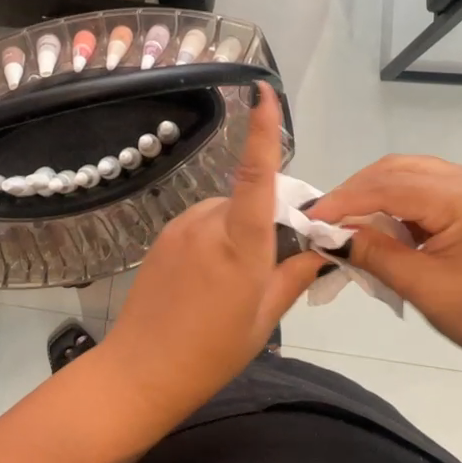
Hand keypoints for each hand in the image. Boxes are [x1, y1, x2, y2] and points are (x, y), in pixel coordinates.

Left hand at [104, 85, 324, 406]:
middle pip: (246, 200)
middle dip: (265, 220)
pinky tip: (207, 282)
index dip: (261, 132)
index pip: (255, 177)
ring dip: (236, 232)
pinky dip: (214, 240)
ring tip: (231, 285)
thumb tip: (320, 250)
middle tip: (269, 268)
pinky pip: (200, 225)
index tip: (261, 90)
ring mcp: (178, 229)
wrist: (140, 372)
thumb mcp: (263, 319)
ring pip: (222, 213)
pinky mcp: (161, 238)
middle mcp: (206, 224)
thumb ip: (294, 277)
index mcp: (239, 244)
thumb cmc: (211, 352)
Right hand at [305, 156, 461, 367]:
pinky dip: (401, 202)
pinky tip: (382, 225)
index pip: (392, 186)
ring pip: (415, 175)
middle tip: (325, 216)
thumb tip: (331, 234)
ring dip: (378, 193)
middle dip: (359, 190)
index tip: (311, 216)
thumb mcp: (419, 285)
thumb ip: (373, 252)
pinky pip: (431, 190)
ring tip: (347, 220)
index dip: (347, 199)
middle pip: (402, 169)